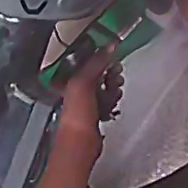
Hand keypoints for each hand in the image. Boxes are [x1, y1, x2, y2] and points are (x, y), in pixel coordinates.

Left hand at [55, 50, 118, 164]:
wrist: (80, 143)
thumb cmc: (78, 112)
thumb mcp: (84, 82)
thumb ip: (97, 63)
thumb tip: (111, 45)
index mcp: (70, 79)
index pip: (88, 61)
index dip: (102, 57)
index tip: (114, 56)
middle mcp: (77, 89)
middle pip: (99, 74)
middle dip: (110, 75)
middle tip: (116, 78)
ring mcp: (86, 102)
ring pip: (105, 88)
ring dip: (112, 89)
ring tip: (114, 95)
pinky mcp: (96, 114)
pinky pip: (107, 101)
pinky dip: (112, 102)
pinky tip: (112, 106)